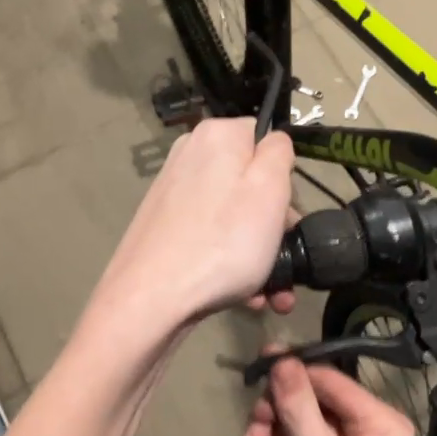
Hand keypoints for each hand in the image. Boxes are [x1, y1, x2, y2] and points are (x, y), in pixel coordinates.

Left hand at [92, 118, 295, 331]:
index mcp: (217, 135)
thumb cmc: (222, 242)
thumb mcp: (270, 189)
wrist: (150, 300)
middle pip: (251, 181)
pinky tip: (243, 294)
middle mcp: (190, 155)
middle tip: (285, 259)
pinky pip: (212, 234)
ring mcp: (174, 192)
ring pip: (234, 216)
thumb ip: (279, 152)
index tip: (286, 213)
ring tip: (270, 291)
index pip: (266, 140)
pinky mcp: (164, 226)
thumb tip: (273, 142)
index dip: (283, 177)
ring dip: (259, 252)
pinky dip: (231, 260)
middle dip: (275, 224)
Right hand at [236, 357, 414, 435]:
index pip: (332, 380)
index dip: (295, 372)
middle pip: (308, 393)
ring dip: (264, 430)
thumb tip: (282, 359)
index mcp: (381, 420)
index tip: (259, 365)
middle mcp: (363, 423)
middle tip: (252, 431)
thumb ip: (300, 410)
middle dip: (275, 411)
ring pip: (291, 412)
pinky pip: (285, 433)